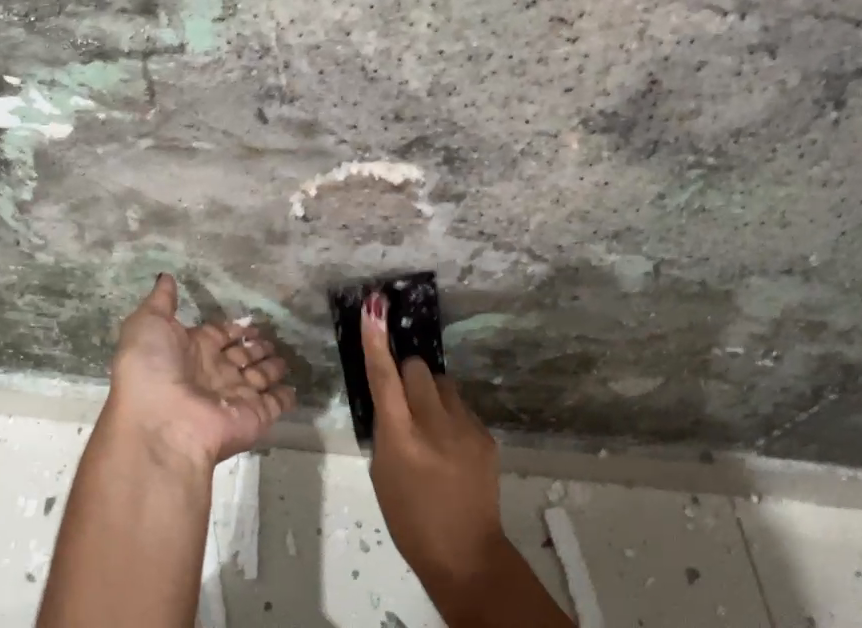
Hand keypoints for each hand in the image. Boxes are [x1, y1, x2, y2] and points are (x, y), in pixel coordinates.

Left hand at [104, 274, 296, 468]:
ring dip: (271, 367)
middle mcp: (212, 374)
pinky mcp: (254, 416)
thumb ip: (161, 301)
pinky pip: (274, 404)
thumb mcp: (147, 324)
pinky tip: (293, 387)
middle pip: (239, 356)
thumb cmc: (151, 369)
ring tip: (284, 355)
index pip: (216, 336)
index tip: (248, 321)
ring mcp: (234, 396)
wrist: (162, 424)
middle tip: (270, 336)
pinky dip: (284, 397)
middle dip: (254, 346)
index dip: (231, 329)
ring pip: (258, 377)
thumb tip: (166, 276)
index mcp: (189, 351)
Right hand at [361, 291, 507, 592]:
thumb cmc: (409, 517)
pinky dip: (449, 414)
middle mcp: (435, 426)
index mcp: (401, 439)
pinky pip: (461, 406)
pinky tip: (450, 444)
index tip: (374, 307)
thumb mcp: (382, 471)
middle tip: (403, 397)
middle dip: (406, 373)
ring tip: (429, 423)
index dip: (376, 341)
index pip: (384, 378)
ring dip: (430, 392)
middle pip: (417, 369)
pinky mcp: (487, 435)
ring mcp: (466, 429)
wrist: (465, 553)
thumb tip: (390, 396)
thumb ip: (385, 429)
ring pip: (442, 383)